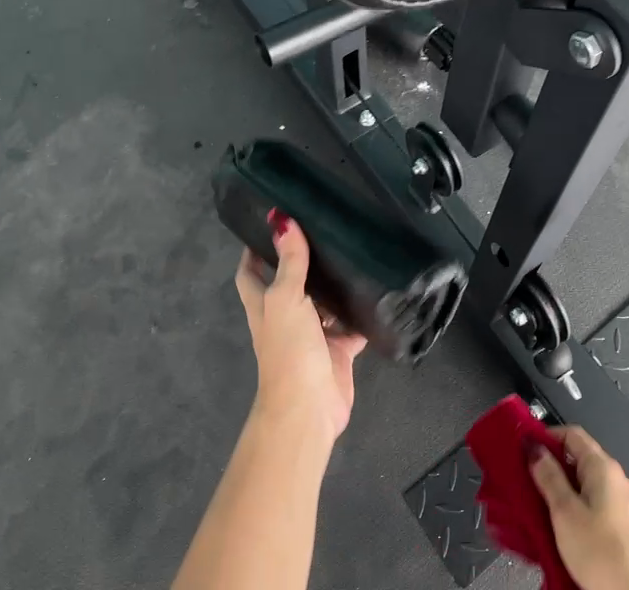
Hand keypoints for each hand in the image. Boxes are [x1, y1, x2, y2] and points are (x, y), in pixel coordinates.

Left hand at [234, 218, 367, 438]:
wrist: (307, 409)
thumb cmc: (288, 350)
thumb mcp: (285, 299)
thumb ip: (289, 262)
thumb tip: (281, 219)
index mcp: (264, 304)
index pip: (251, 271)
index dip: (256, 249)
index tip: (272, 221)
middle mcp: (285, 317)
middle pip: (291, 283)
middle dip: (303, 261)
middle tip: (326, 228)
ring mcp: (312, 335)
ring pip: (324, 303)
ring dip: (335, 285)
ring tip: (355, 250)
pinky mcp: (338, 351)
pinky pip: (351, 326)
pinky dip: (361, 314)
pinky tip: (377, 291)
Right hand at [529, 425, 628, 589]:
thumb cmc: (601, 552)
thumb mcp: (565, 512)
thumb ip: (548, 477)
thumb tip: (534, 448)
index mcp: (603, 468)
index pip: (572, 433)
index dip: (546, 436)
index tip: (523, 449)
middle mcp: (615, 479)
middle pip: (577, 459)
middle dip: (549, 466)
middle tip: (525, 479)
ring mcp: (621, 503)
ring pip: (583, 484)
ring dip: (559, 490)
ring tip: (537, 505)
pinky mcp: (621, 525)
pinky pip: (592, 505)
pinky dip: (573, 508)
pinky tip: (559, 527)